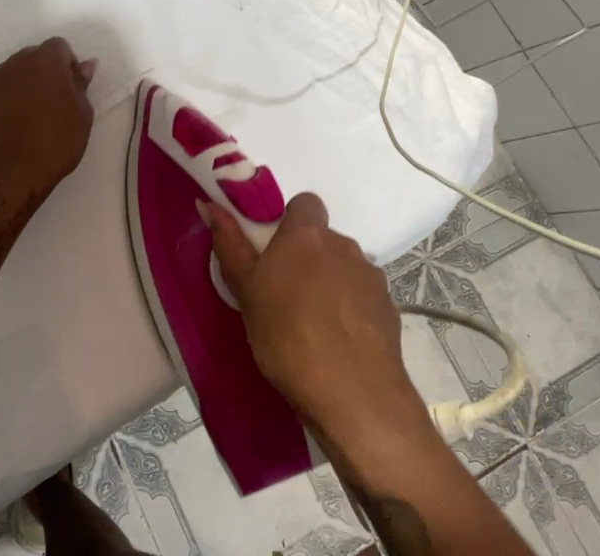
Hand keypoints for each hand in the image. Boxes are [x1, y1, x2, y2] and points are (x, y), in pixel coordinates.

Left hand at [0, 37, 96, 192]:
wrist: (12, 169)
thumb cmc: (56, 142)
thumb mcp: (82, 114)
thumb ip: (81, 83)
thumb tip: (85, 64)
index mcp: (46, 61)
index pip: (59, 46)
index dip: (67, 65)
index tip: (70, 89)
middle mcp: (17, 62)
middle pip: (34, 57)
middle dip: (44, 72)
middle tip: (51, 103)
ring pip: (14, 72)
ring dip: (23, 84)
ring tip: (29, 115)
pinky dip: (5, 97)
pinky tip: (11, 121)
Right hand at [203, 193, 431, 449]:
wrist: (354, 396)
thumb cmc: (287, 336)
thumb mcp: (246, 291)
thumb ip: (230, 244)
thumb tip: (209, 205)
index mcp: (307, 235)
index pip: (305, 203)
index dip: (288, 221)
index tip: (270, 250)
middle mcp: (344, 246)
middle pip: (322, 238)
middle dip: (304, 257)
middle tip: (280, 291)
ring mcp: (371, 279)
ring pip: (342, 268)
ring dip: (326, 283)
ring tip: (307, 323)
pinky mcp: (390, 310)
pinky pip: (361, 297)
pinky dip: (347, 310)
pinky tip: (333, 341)